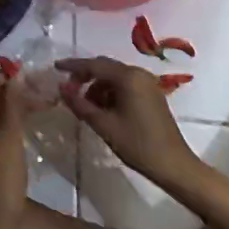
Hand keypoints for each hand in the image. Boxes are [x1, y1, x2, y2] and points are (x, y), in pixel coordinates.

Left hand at [0, 74, 40, 228]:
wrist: (0, 212)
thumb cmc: (4, 172)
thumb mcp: (11, 133)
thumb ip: (12, 102)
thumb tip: (15, 76)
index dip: (4, 75)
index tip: (26, 66)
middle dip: (11, 87)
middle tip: (37, 81)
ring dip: (14, 100)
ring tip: (39, 96)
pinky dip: (11, 113)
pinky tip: (30, 111)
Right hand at [56, 57, 203, 189]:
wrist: (172, 163)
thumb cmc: (137, 144)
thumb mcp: (104, 125)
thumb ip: (80, 104)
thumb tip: (62, 87)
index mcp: (128, 77)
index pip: (95, 64)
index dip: (73, 66)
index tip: (56, 67)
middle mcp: (139, 73)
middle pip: (106, 67)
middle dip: (85, 77)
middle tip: (69, 91)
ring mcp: (147, 83)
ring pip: (115, 77)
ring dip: (98, 87)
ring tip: (86, 108)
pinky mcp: (151, 94)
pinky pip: (126, 85)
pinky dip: (111, 93)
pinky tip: (103, 110)